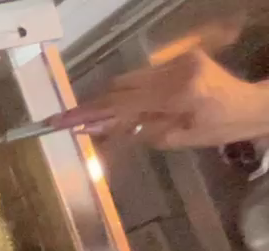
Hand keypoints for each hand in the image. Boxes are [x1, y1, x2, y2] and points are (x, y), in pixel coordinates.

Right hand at [53, 48, 268, 148]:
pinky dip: (131, 94)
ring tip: (121, 120)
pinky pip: (140, 77)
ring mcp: (181, 61)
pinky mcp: (183, 58)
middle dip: (96, 108)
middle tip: (73, 124)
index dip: (84, 114)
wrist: (252, 105)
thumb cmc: (214, 129)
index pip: (119, 103)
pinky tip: (141, 107)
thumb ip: (131, 130)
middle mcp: (179, 71)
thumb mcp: (169, 138)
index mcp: (178, 93)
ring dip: (116, 101)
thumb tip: (92, 127)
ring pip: (126, 82)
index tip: (55, 122)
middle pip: (118, 89)